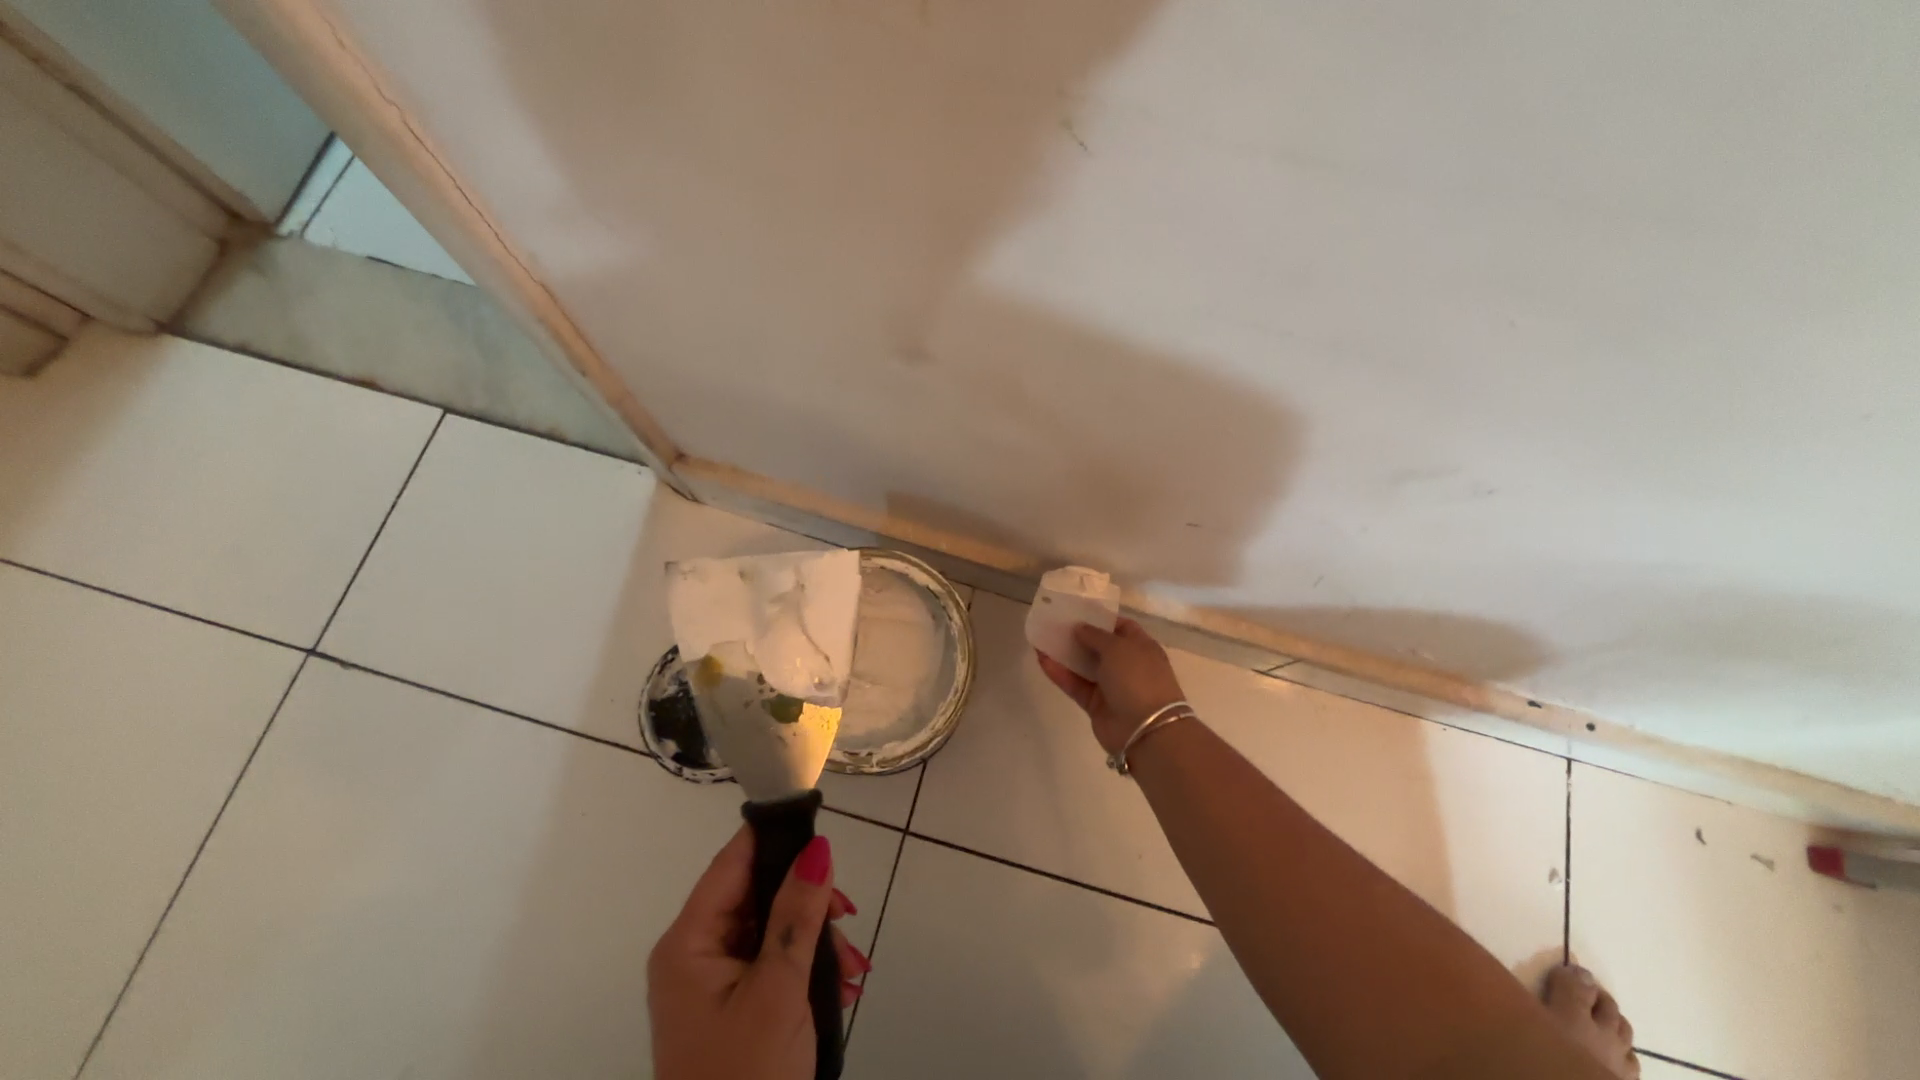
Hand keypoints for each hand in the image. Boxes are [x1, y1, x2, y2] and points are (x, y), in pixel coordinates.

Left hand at [649, 827, 870, 1079]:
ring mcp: (711, 982)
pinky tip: (840, 983)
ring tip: (852, 966)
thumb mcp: (779, 989)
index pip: (730, 864)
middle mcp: (693, 954)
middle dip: (807, 904)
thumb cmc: (748, 1072)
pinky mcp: (730, 1005)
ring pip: (770, 930)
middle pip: (755, 896)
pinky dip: (806, 968)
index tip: (819, 828)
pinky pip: (771, 963)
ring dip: (814, 941)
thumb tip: (816, 847)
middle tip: (847, 917)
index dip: (772, 838)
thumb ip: (797, 914)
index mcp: (688, 942)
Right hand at [1036, 617, 1186, 755]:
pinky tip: (1042, 659)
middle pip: (1100, 646)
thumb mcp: (1118, 648)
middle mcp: (1127, 665)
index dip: (1101, 618)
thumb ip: (1095, 635)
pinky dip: (1060, 673)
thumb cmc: (1137, 678)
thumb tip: (1080, 627)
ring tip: (1042, 638)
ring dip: (1065, 653)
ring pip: (1084, 665)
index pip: (1121, 627)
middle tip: (1055, 622)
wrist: (1145, 729)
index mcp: (1142, 647)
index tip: (1078, 611)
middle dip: (1079, 635)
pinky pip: (1075, 684)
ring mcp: (1111, 686)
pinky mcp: (1095, 704)